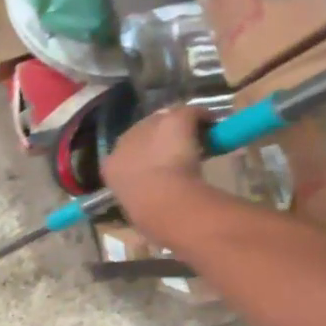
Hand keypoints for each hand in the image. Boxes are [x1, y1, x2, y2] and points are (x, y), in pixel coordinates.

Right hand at [100, 104, 207, 228]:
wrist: (162, 199)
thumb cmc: (147, 213)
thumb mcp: (135, 208)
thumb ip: (138, 197)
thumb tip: (147, 204)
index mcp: (111, 166)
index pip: (125, 153)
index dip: (143, 156)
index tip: (158, 165)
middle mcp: (124, 141)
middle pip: (144, 131)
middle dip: (160, 138)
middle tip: (180, 151)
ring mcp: (148, 126)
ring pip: (166, 121)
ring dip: (179, 128)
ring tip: (197, 142)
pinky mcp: (173, 118)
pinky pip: (191, 113)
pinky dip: (202, 118)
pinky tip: (214, 127)